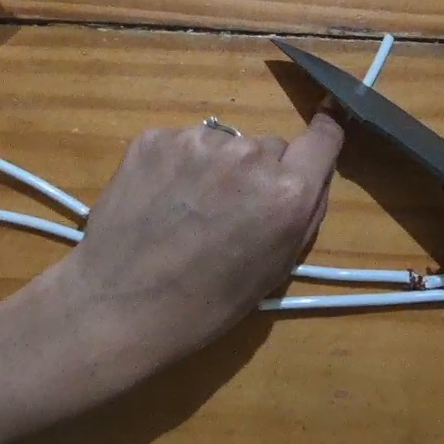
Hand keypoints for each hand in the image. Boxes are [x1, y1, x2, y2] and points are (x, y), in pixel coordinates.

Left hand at [41, 114, 344, 383]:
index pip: (324, 138)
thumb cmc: (206, 304)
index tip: (316, 138)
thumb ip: (303, 214)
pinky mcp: (154, 138)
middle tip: (227, 211)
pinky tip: (159, 200)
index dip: (322, 138)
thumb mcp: (276, 269)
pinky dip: (176, 166)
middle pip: (268, 147)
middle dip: (257, 172)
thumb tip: (313, 173)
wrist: (120, 305)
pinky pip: (181, 144)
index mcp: (287, 193)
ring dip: (214, 168)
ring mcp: (197, 141)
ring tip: (186, 210)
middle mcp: (248, 155)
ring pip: (223, 145)